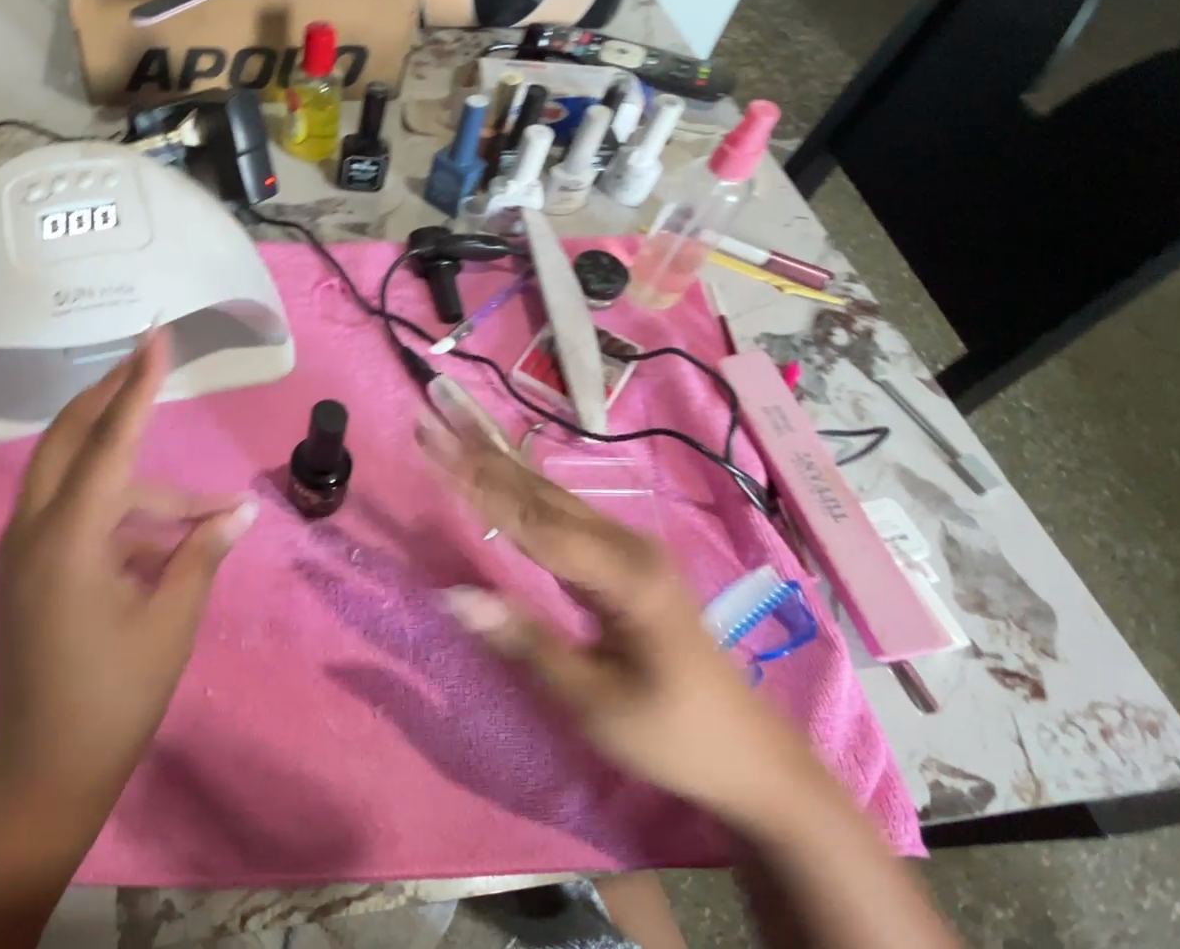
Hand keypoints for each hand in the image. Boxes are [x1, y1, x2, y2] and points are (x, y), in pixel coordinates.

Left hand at [0, 332, 257, 806]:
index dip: (137, 388)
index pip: (108, 443)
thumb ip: (200, 556)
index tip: (155, 339)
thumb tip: (238, 511)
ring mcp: (22, 552)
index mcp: (68, 539)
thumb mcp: (169, 623)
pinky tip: (163, 539)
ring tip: (204, 511)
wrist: (45, 769)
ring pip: (72, 481)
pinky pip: (68, 516)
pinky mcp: (27, 573)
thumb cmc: (114, 698)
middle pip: (66, 440)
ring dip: (132, 481)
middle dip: (108, 400)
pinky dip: (114, 513)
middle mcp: (34, 531)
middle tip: (147, 369)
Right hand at [415, 412, 820, 826]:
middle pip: (542, 494)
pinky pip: (561, 520)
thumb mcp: (593, 700)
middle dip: (483, 458)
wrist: (746, 755)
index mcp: (625, 574)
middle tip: (433, 423)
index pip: (534, 521)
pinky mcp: (623, 564)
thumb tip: (454, 596)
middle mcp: (628, 547)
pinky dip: (520, 495)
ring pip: (551, 499)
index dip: (479, 488)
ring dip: (498, 467)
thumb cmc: (670, 733)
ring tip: (455, 433)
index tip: (434, 452)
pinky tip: (499, 477)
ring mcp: (629, 551)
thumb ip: (525, 641)